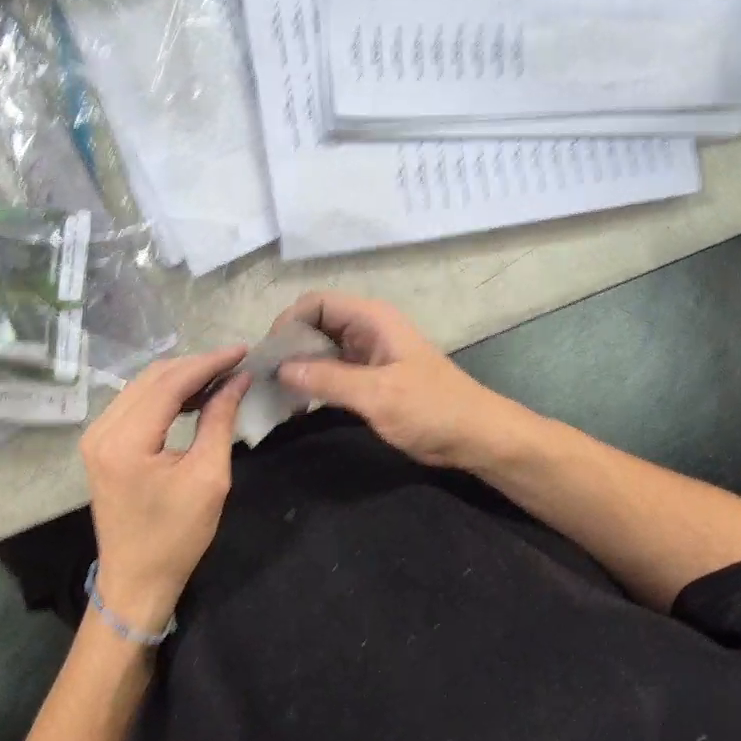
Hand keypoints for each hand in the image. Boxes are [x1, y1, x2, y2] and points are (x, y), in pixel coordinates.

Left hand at [81, 347, 251, 632]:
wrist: (136, 579)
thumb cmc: (176, 537)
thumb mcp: (208, 477)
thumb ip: (219, 421)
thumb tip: (237, 381)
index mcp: (125, 441)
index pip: (169, 384)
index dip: (208, 363)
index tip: (243, 352)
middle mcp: (102, 430)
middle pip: (152, 378)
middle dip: (196, 366)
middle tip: (236, 363)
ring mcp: (96, 436)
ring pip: (142, 387)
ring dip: (181, 378)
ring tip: (221, 376)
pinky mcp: (101, 444)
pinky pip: (135, 404)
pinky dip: (166, 395)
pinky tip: (193, 396)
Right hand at [272, 292, 532, 468]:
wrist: (475, 437)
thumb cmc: (432, 409)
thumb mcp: (377, 394)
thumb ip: (328, 379)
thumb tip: (281, 368)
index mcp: (373, 319)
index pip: (317, 303)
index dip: (288, 322)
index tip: (269, 356)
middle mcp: (367, 330)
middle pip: (314, 324)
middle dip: (288, 347)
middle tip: (265, 379)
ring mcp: (368, 355)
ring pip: (320, 350)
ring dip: (298, 367)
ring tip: (275, 393)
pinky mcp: (370, 380)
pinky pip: (332, 373)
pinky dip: (313, 384)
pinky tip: (296, 405)